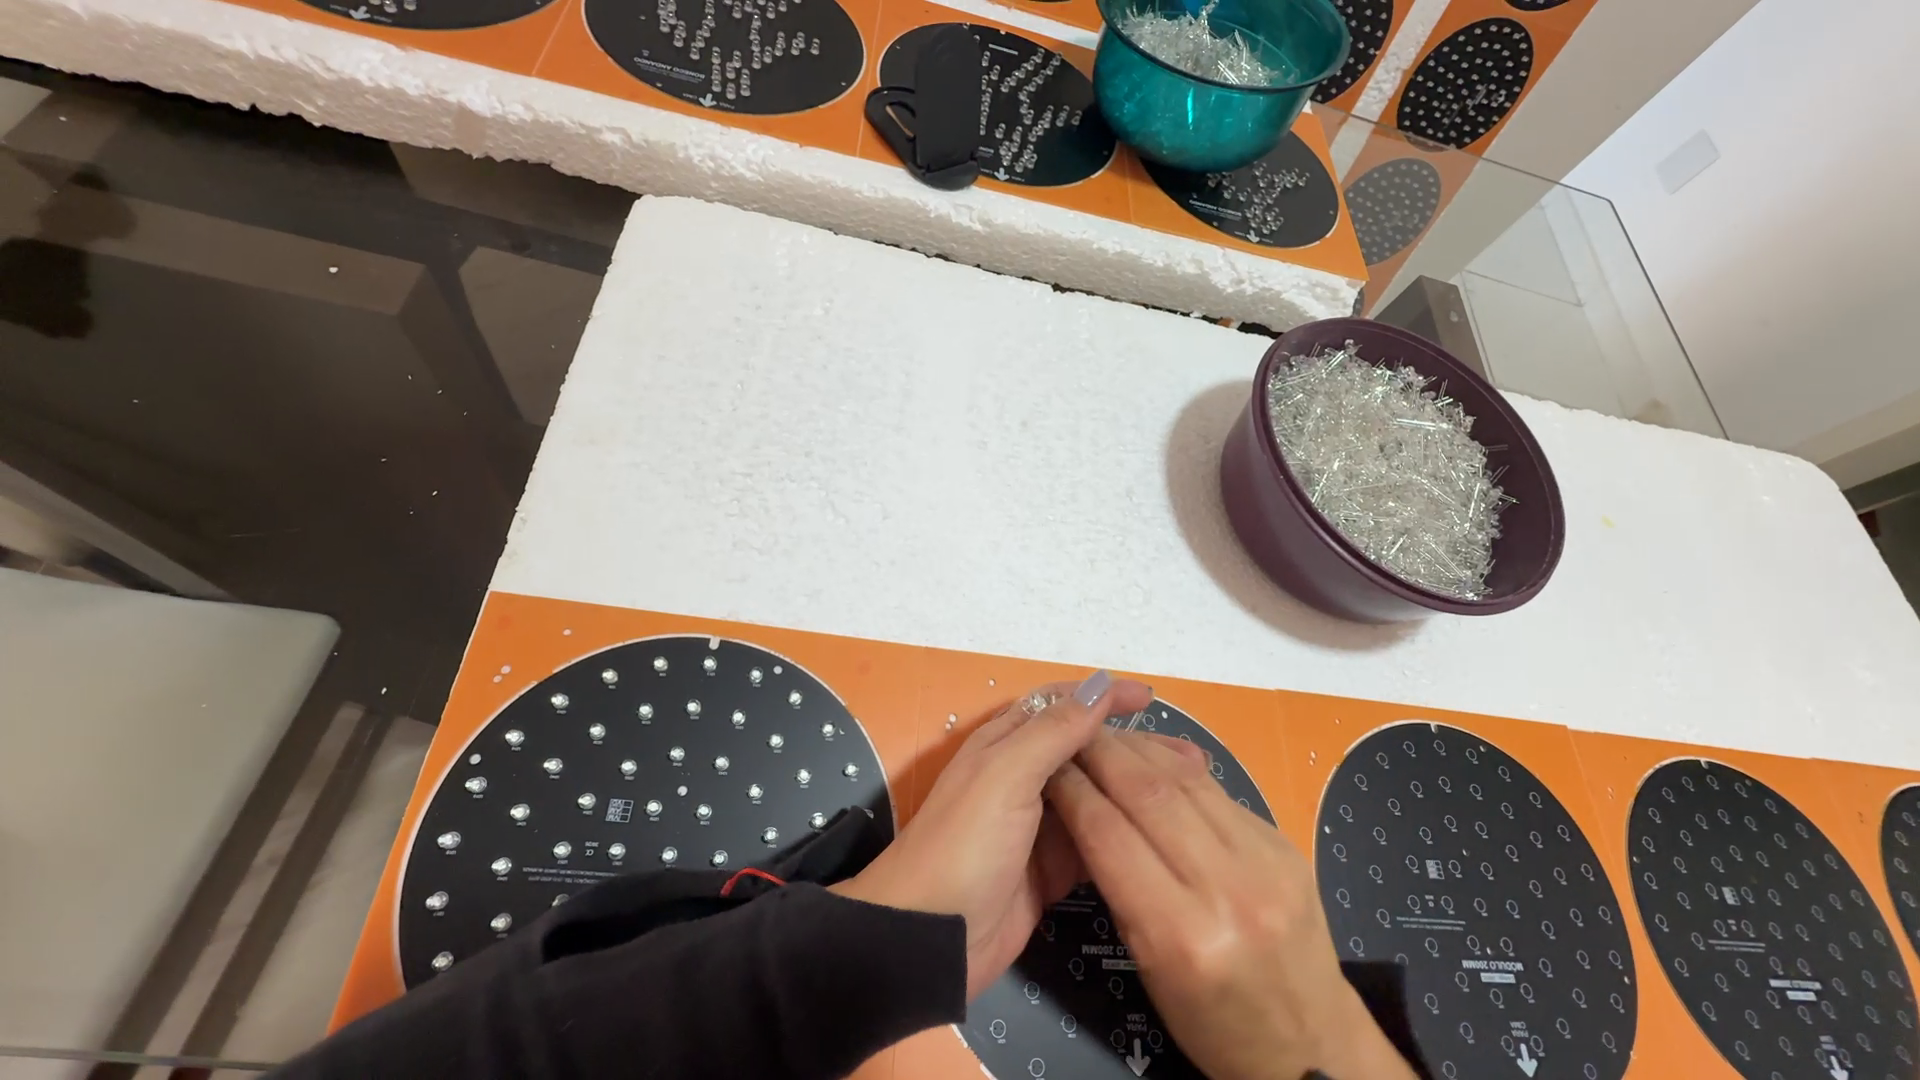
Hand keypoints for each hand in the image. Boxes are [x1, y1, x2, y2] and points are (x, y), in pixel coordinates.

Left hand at [831, 672, 1164, 999]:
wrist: (931, 937)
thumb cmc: (965, 844)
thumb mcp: (1006, 775)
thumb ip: (1053, 732)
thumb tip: (1099, 688)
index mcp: (1005, 744)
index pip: (1059, 705)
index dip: (1101, 696)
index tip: (1148, 699)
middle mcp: (1022, 778)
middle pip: (1083, 751)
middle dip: (1130, 746)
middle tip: (1188, 756)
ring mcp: (1037, 827)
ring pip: (1094, 797)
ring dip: (1133, 791)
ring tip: (1187, 792)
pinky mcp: (1050, 871)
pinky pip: (1095, 843)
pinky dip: (1125, 835)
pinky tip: (1162, 837)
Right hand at [1047, 733, 1417, 1079]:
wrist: (1311, 1047)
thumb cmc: (1211, 1022)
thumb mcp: (1145, 963)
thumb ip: (1115, 881)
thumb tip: (1083, 806)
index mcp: (1181, 933)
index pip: (1108, 832)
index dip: (1071, 789)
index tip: (1047, 765)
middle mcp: (1226, 888)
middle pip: (1147, 793)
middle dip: (1101, 753)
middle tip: (1071, 734)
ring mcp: (1265, 859)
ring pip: (1185, 779)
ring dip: (1138, 748)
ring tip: (1105, 736)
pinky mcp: (1285, 843)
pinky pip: (1217, 791)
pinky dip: (1175, 767)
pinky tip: (1151, 757)